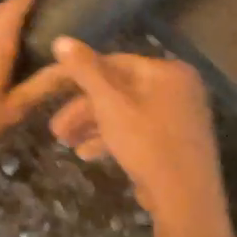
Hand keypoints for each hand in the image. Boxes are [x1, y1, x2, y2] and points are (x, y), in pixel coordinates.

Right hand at [42, 38, 224, 219]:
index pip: (114, 62)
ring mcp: (178, 115)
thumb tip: (61, 39)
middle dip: (82, 109)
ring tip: (66, 144)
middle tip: (55, 128)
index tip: (51, 92)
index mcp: (167, 72)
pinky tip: (87, 154)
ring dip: (91, 126)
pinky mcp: (174, 139)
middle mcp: (177, 87)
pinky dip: (111, 138)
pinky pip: (136, 129)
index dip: (79, 76)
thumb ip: (85, 71)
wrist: (185, 196)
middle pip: (117, 90)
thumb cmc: (146, 142)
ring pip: (124, 111)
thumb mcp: (109, 103)